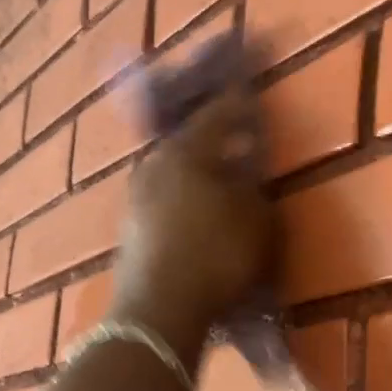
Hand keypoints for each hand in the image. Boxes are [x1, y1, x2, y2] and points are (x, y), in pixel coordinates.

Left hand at [109, 87, 276, 361]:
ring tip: (225, 176)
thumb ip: (254, 187)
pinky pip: (169, 198)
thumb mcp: (257, 220)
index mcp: (188, 153)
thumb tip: (247, 169)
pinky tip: (204, 212)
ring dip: (202, 170)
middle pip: (191, 140)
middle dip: (216, 135)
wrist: (161, 310)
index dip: (239, 99)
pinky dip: (190, 196)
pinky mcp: (134, 228)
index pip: (219, 114)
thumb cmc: (218, 256)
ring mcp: (138, 197)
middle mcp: (155, 164)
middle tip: (239, 131)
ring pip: (177, 171)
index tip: (250, 80)